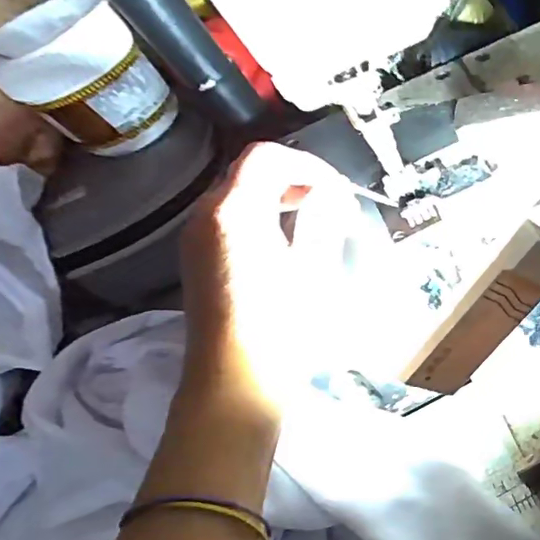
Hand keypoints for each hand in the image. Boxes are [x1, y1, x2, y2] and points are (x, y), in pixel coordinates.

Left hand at [178, 142, 360, 416]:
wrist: (237, 382)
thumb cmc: (284, 327)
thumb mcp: (315, 269)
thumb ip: (323, 219)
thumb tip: (330, 191)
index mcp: (234, 211)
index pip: (267, 157)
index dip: (309, 165)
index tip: (341, 192)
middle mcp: (206, 216)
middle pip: (251, 172)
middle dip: (298, 180)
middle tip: (337, 208)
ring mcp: (198, 239)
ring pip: (241, 196)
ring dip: (283, 200)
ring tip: (320, 227)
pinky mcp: (200, 261)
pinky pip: (232, 221)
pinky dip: (265, 219)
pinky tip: (292, 248)